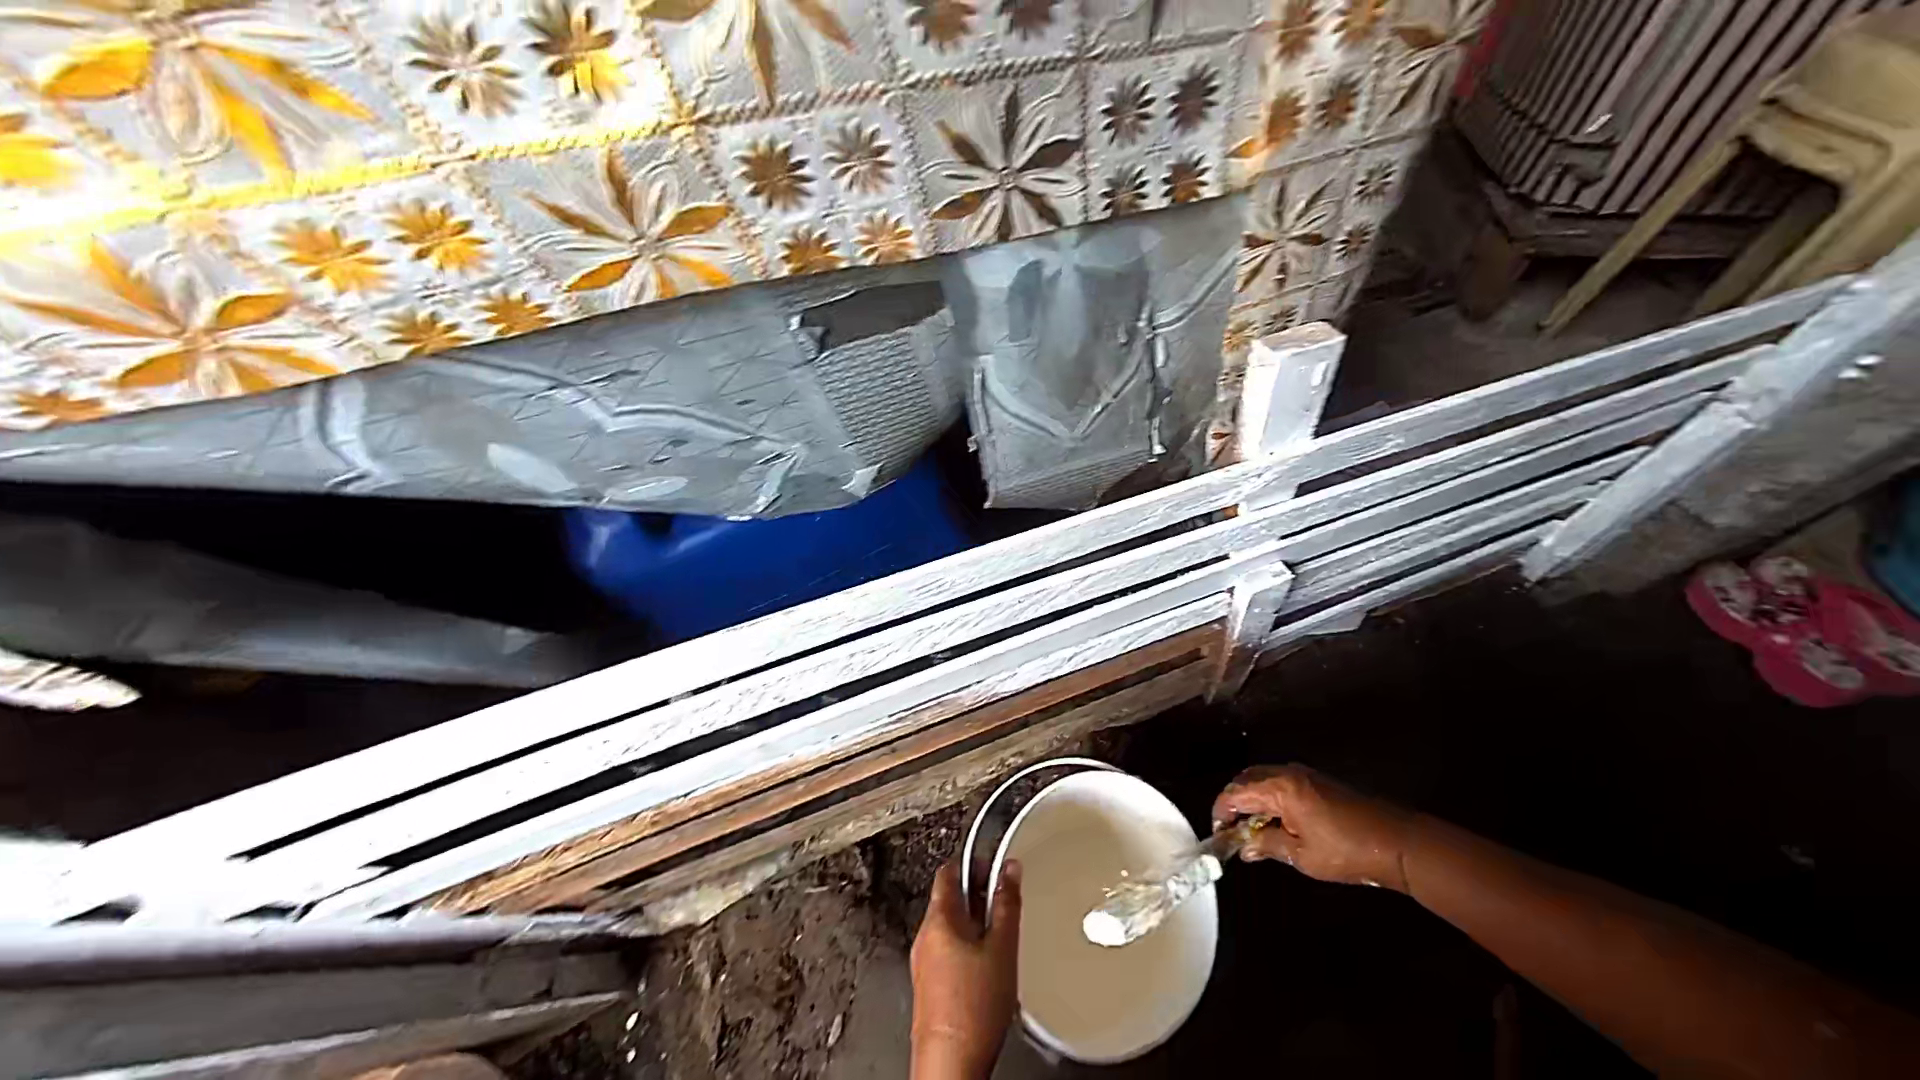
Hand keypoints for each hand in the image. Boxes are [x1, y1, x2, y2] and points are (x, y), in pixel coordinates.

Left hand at [909, 859, 1020, 1079]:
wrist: (950, 1063)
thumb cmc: (972, 1011)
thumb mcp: (1002, 948)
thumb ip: (1007, 904)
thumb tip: (1009, 869)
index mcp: (938, 919)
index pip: (949, 872)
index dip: (972, 863)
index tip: (992, 865)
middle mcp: (925, 937)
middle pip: (949, 899)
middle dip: (976, 896)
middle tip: (1003, 902)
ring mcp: (923, 962)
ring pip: (949, 927)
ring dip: (973, 924)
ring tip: (1000, 936)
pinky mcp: (928, 985)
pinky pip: (946, 952)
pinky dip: (966, 948)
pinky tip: (986, 967)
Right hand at [1211, 764, 1417, 892]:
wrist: (1398, 842)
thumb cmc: (1347, 852)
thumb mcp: (1302, 856)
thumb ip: (1267, 845)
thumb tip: (1243, 847)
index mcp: (1279, 788)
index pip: (1235, 793)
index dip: (1221, 812)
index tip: (1218, 833)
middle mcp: (1287, 773)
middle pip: (1245, 780)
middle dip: (1233, 802)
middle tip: (1231, 829)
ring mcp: (1304, 774)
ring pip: (1263, 779)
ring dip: (1251, 799)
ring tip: (1251, 828)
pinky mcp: (1317, 780)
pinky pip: (1280, 781)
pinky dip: (1269, 797)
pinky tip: (1275, 821)